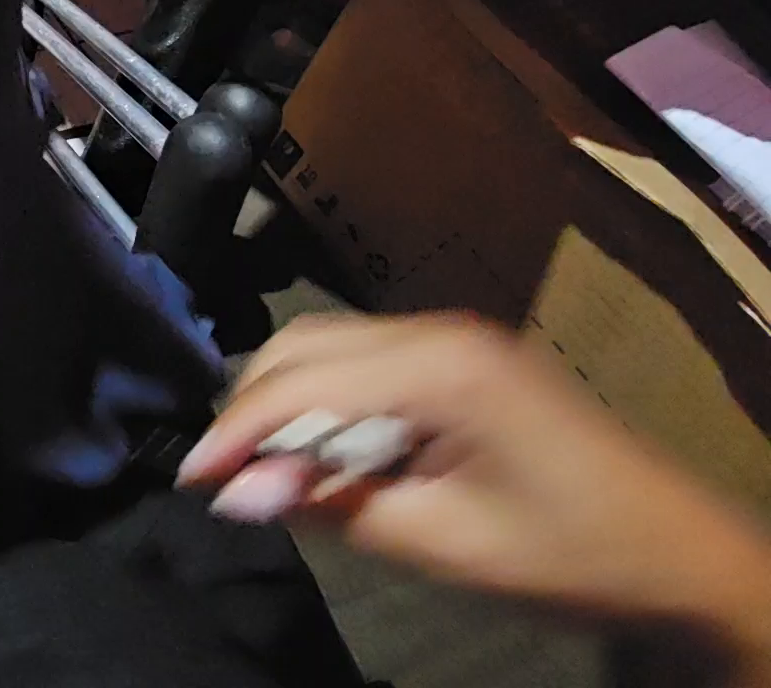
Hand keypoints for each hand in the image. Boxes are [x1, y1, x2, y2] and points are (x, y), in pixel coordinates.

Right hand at [178, 313, 770, 673]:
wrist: (697, 559)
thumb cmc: (578, 556)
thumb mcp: (444, 542)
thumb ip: (328, 505)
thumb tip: (233, 494)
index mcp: (438, 369)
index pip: (299, 383)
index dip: (234, 429)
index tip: (193, 475)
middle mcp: (430, 330)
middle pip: (297, 346)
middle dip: (247, 405)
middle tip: (224, 468)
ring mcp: (440, 333)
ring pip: (315, 341)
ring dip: (274, 392)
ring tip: (257, 452)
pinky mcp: (445, 350)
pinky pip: (347, 353)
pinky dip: (311, 390)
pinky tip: (309, 434)